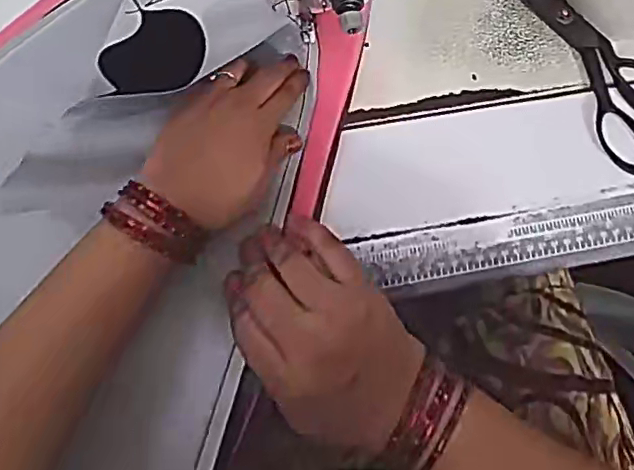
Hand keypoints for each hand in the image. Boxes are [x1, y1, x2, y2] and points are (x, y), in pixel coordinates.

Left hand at [141, 56, 308, 230]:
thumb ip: (276, 153)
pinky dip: (226, 75)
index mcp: (260, 124)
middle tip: (290, 64)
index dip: (297, 82)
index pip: (286, 93)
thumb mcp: (258, 184)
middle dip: (283, 67)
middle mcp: (237, 106)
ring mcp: (212, 101)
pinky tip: (226, 81)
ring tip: (258, 67)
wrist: (171, 200)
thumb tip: (288, 138)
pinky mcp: (191, 103)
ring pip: (238, 69)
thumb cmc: (213, 197)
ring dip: (254, 66)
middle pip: (268, 75)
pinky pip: (214, 79)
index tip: (301, 77)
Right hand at [225, 216, 424, 454]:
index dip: (234, 296)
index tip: (232, 282)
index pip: (246, 323)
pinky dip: (309, 231)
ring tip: (264, 235)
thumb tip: (242, 307)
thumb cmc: (348, 408)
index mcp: (290, 375)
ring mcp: (338, 307)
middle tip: (245, 252)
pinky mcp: (360, 287)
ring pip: (291, 261)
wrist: (401, 402)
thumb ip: (262, 358)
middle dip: (249, 264)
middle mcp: (311, 339)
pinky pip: (329, 248)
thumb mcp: (292, 405)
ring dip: (272, 242)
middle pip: (263, 287)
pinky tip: (295, 225)